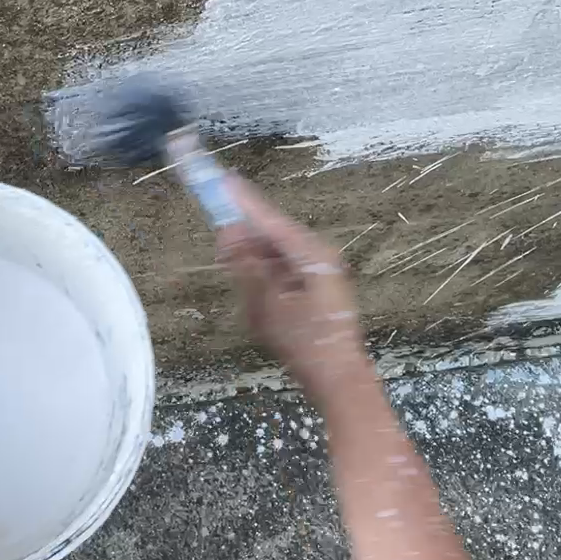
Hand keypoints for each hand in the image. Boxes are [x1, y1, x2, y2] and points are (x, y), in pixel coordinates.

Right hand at [216, 177, 374, 410]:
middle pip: (272, 232)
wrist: (339, 379)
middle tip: (221, 243)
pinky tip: (255, 285)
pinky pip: (283, 265)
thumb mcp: (267, 304)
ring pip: (276, 250)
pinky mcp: (316, 283)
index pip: (268, 218)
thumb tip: (228, 230)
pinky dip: (265, 269)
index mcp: (310, 254)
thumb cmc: (305, 344)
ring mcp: (319, 268)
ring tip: (238, 273)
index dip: (242, 200)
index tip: (222, 179)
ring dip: (253, 256)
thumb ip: (247, 265)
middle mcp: (318, 254)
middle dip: (245, 234)